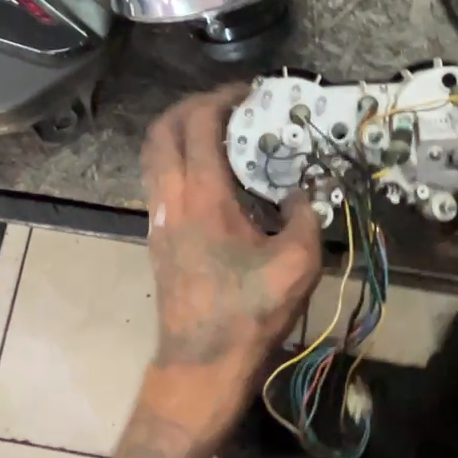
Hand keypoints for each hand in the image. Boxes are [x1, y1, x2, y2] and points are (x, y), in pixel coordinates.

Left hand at [141, 85, 322, 385]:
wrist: (200, 364)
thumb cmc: (248, 313)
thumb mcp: (297, 264)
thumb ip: (304, 216)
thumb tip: (300, 191)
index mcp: (204, 194)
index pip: (199, 123)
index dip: (221, 97)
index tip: (248, 93)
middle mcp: (172, 196)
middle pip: (162, 128)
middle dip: (192, 105)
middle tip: (227, 104)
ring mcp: (158, 215)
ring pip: (153, 152)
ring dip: (178, 130)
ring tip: (216, 131)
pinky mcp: (156, 233)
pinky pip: (157, 176)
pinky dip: (176, 156)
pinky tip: (209, 173)